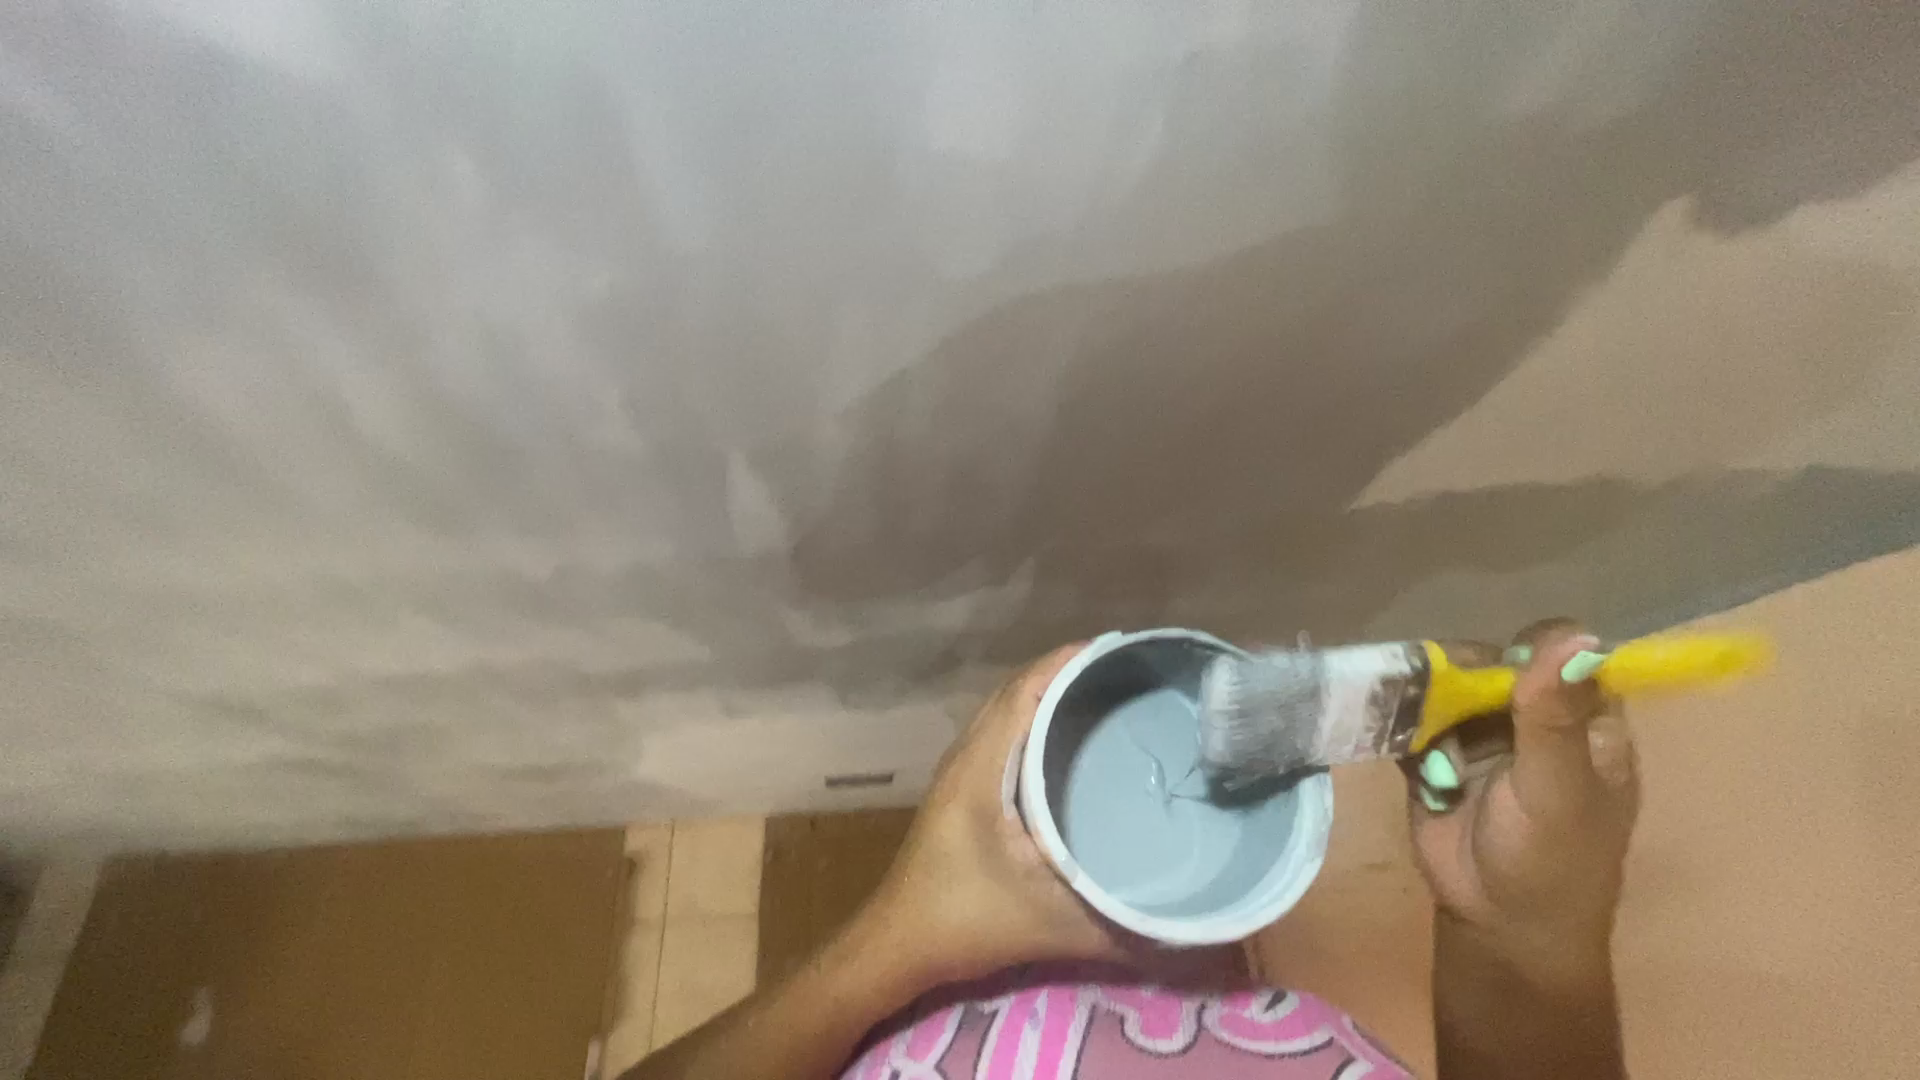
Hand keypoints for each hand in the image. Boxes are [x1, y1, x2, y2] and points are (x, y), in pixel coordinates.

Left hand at [859, 644, 1127, 985]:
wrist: (899, 942)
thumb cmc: (964, 919)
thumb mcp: (1048, 924)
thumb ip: (1117, 928)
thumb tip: (1186, 928)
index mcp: (981, 765)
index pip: (1024, 690)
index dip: (1066, 662)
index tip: (1119, 651)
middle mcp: (968, 753)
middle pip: (1016, 690)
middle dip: (1066, 671)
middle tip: (1126, 671)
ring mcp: (961, 768)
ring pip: (1006, 709)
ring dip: (1047, 693)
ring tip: (1104, 693)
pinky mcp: (962, 786)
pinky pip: (1002, 732)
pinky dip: (1033, 718)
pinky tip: (1067, 739)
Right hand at [1405, 620, 1640, 981]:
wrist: (1493, 920)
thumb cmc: (1550, 859)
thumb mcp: (1558, 788)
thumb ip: (1554, 715)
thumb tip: (1576, 636)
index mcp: (1583, 720)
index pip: (1561, 653)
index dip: (1528, 651)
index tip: (1498, 677)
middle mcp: (1529, 717)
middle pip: (1488, 663)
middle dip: (1458, 677)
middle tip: (1441, 707)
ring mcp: (1478, 733)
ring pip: (1442, 686)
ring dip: (1421, 703)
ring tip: (1416, 735)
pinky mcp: (1432, 750)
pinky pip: (1409, 717)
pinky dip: (1395, 723)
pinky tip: (1394, 742)